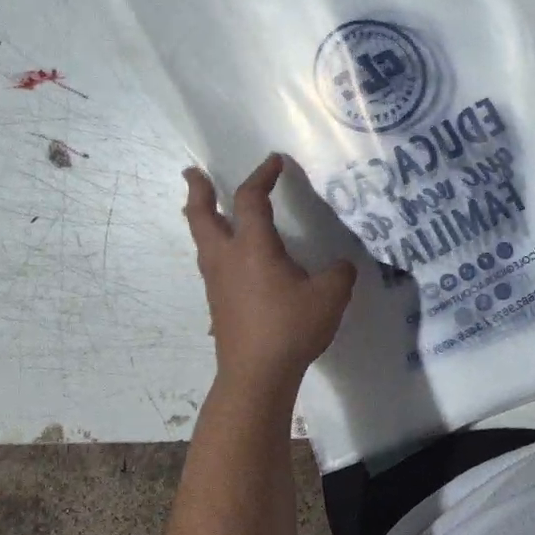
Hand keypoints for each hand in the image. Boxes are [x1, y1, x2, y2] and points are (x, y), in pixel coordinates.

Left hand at [183, 154, 357, 382]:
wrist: (257, 374)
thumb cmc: (292, 326)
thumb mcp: (331, 295)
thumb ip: (339, 272)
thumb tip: (340, 266)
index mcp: (254, 248)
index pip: (251, 200)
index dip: (262, 176)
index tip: (274, 161)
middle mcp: (227, 259)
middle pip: (202, 216)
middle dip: (199, 192)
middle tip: (194, 174)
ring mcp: (217, 283)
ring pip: (203, 241)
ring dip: (202, 219)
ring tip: (207, 210)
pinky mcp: (219, 304)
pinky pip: (212, 264)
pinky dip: (216, 248)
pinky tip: (233, 260)